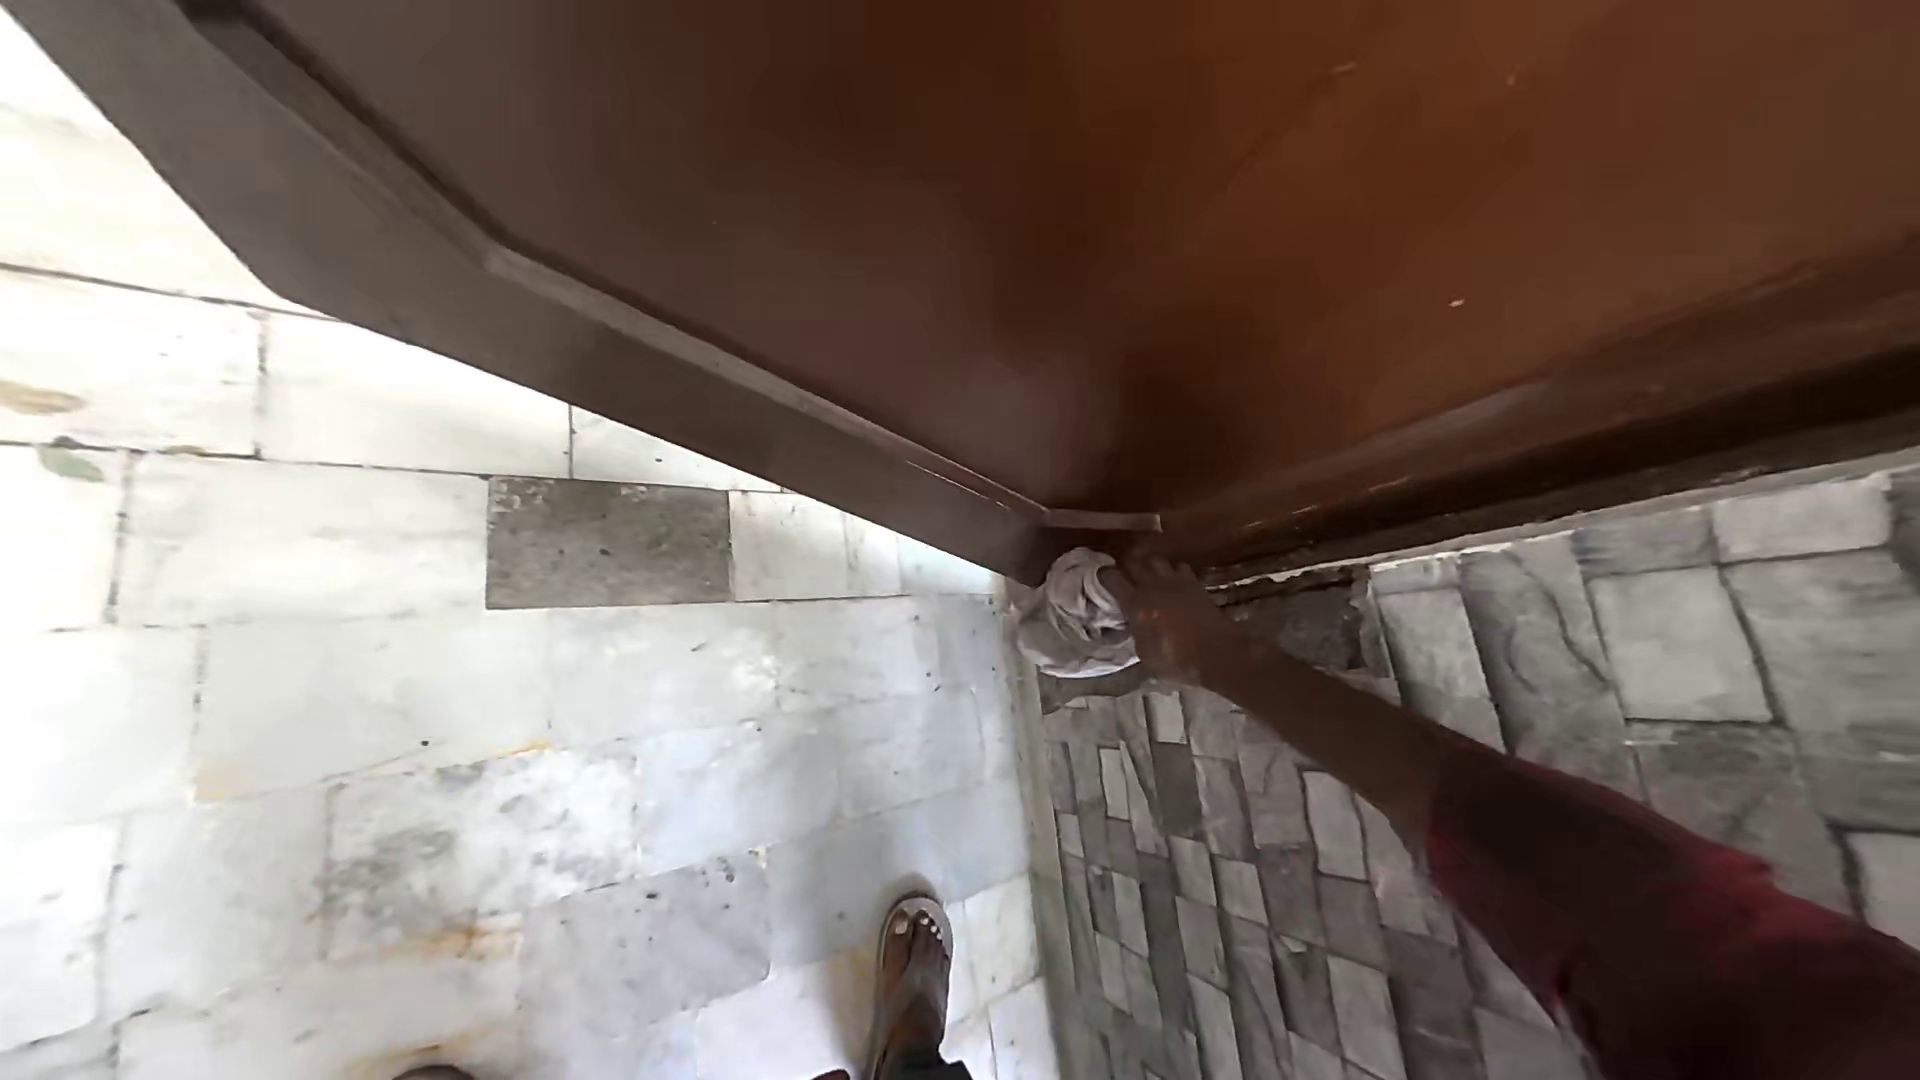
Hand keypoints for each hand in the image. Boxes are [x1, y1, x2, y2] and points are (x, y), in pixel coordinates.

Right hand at [1102, 553, 1241, 683]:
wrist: (1220, 654)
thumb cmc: (1178, 661)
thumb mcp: (1145, 654)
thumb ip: (1135, 632)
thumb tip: (1132, 622)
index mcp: (1136, 604)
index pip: (1112, 578)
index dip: (1104, 575)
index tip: (1101, 578)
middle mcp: (1153, 586)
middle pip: (1133, 561)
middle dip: (1126, 565)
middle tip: (1123, 574)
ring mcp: (1176, 582)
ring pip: (1157, 559)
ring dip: (1149, 564)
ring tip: (1147, 572)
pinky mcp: (1195, 584)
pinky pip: (1179, 566)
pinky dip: (1173, 569)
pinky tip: (1173, 579)